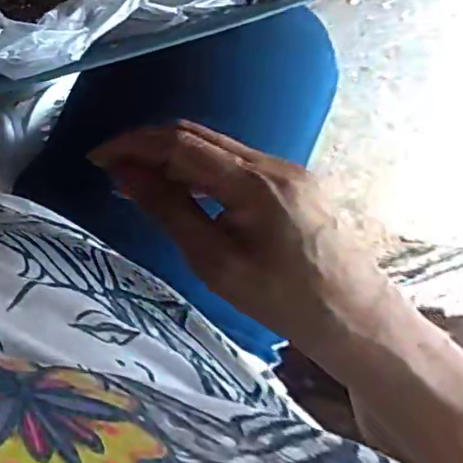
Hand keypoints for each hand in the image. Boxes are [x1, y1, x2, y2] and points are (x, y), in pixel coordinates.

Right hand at [88, 121, 399, 352]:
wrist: (366, 328)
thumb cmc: (286, 301)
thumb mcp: (213, 261)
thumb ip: (166, 208)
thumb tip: (123, 173)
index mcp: (256, 184)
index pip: (179, 144)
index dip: (131, 145)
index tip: (96, 158)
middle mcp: (274, 166)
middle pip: (194, 135)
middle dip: (144, 144)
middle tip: (108, 165)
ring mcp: (288, 172)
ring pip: (211, 144)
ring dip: (166, 154)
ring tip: (133, 178)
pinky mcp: (293, 183)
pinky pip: (229, 160)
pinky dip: (192, 165)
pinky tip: (174, 187)